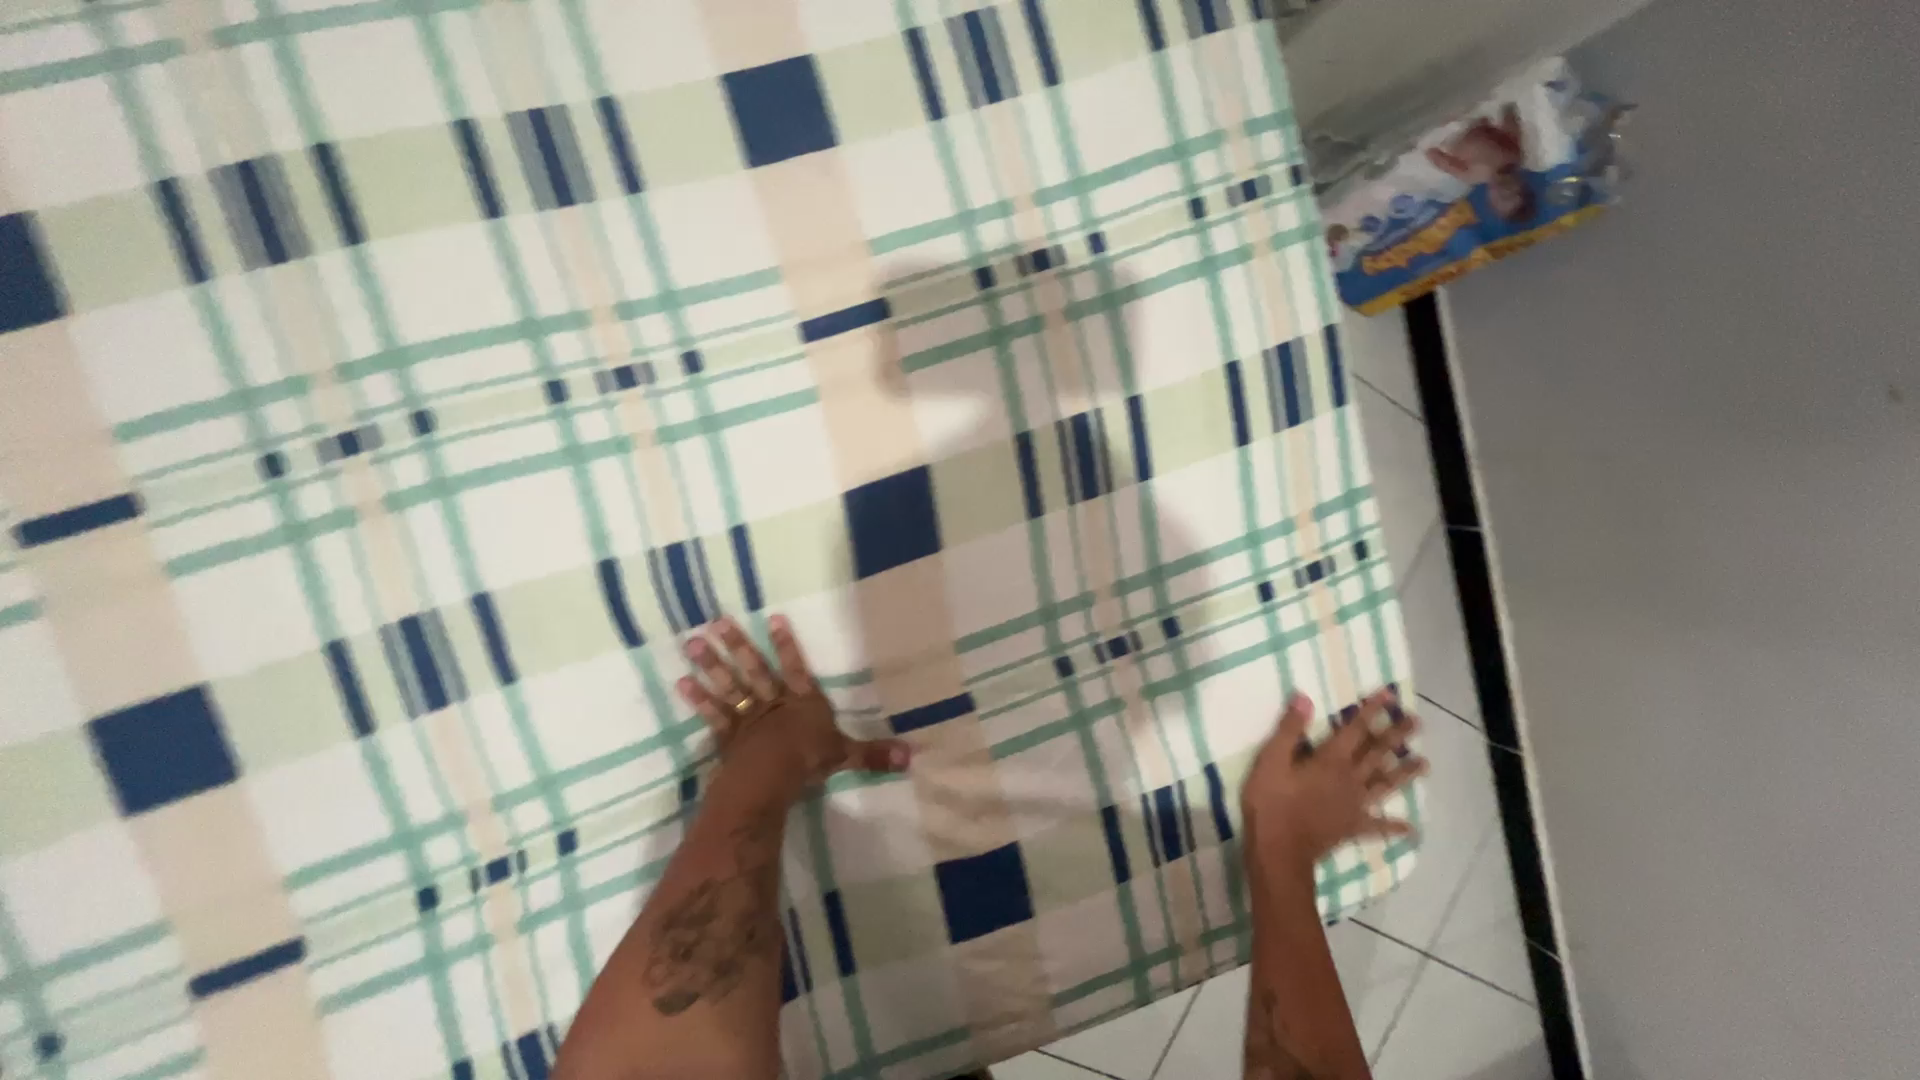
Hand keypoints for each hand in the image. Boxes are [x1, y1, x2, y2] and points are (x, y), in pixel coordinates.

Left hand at [675, 615, 911, 786]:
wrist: (770, 776)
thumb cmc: (808, 761)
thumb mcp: (845, 756)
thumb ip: (873, 754)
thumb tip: (912, 756)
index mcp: (803, 703)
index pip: (796, 667)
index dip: (787, 644)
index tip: (773, 619)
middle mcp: (774, 702)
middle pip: (754, 669)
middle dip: (736, 644)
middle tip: (716, 621)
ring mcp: (748, 717)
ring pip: (729, 684)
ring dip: (711, 663)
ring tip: (693, 642)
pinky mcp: (728, 735)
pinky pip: (712, 713)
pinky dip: (698, 699)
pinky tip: (682, 682)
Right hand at [1241, 690, 1427, 866]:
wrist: (1279, 849)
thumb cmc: (1271, 801)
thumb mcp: (1271, 760)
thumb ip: (1289, 729)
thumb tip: (1305, 697)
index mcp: (1331, 760)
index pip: (1355, 729)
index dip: (1371, 710)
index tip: (1388, 694)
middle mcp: (1350, 779)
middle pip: (1378, 754)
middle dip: (1396, 735)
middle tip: (1417, 722)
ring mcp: (1355, 805)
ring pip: (1385, 785)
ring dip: (1405, 773)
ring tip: (1425, 764)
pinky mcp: (1352, 827)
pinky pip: (1378, 826)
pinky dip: (1394, 827)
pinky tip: (1410, 829)